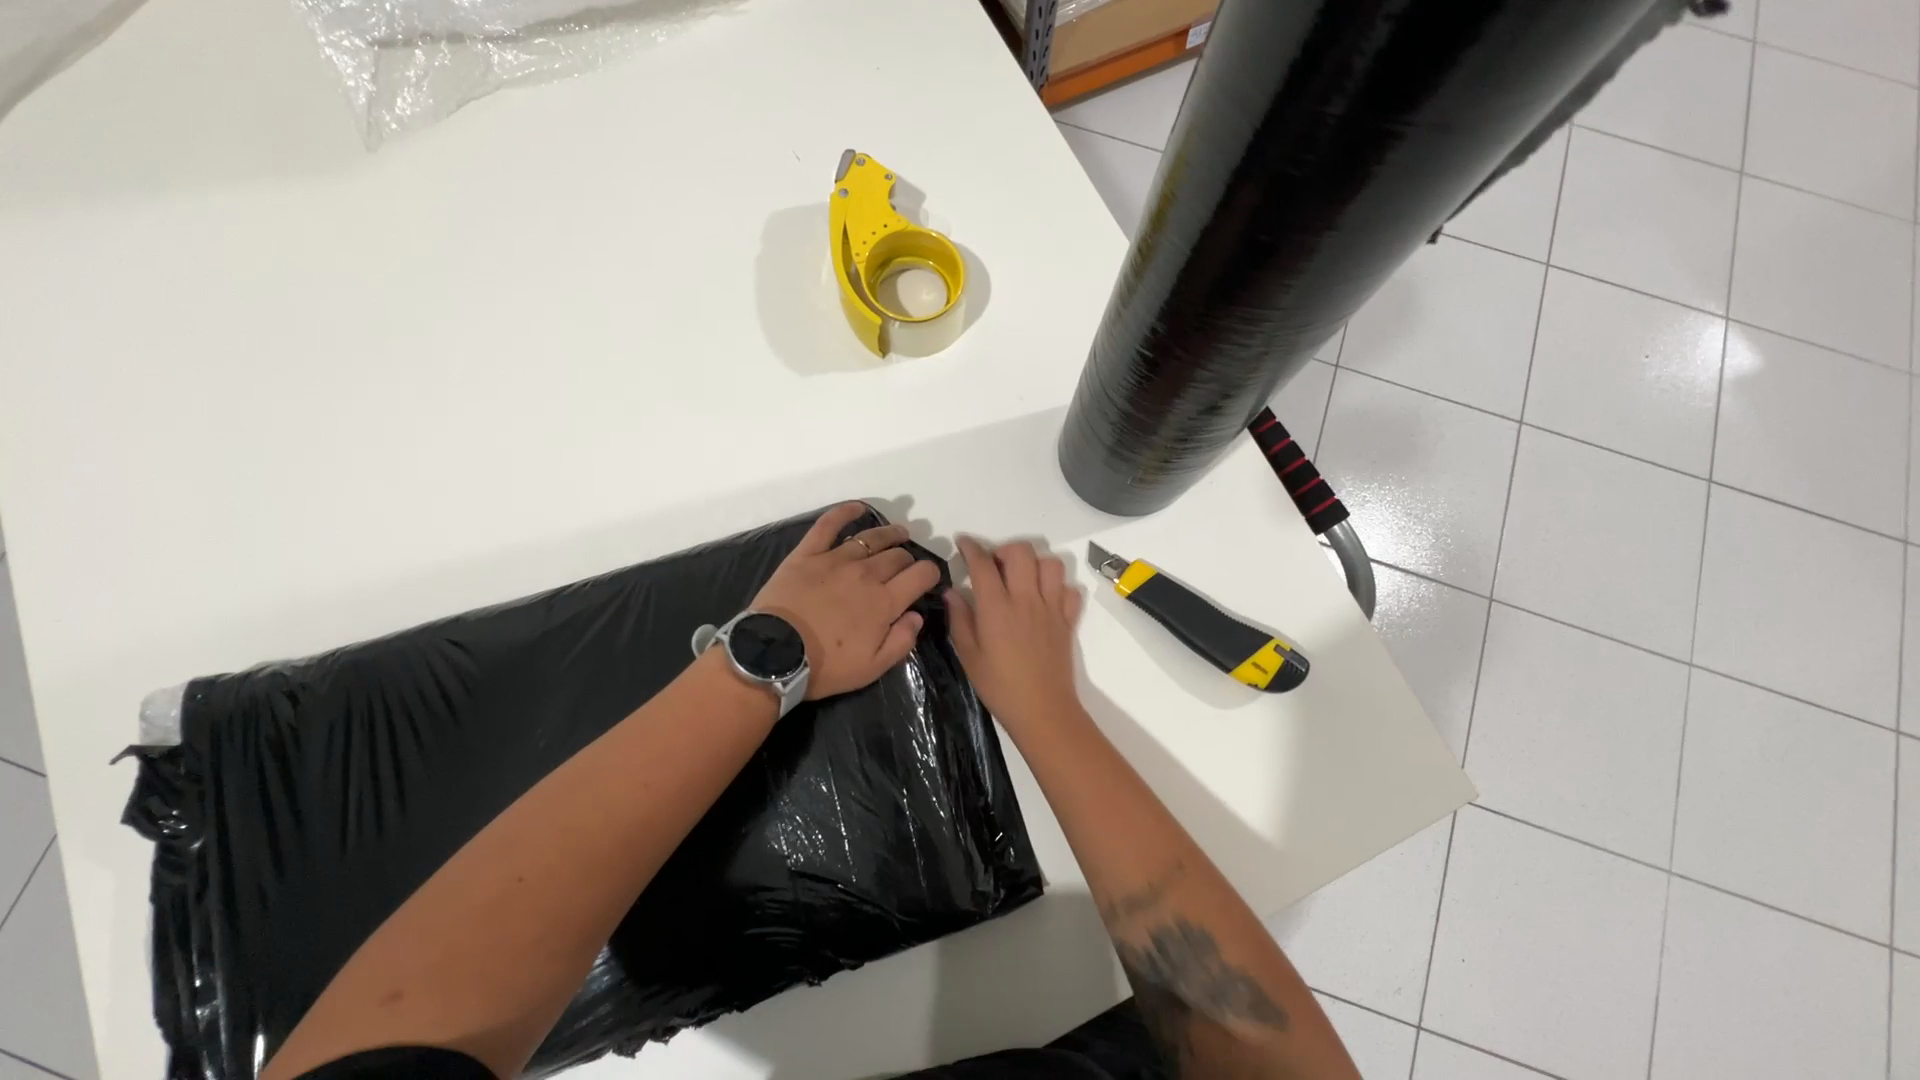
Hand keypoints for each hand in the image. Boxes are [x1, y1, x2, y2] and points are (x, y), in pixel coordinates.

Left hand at [751, 502, 943, 699]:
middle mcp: (866, 573)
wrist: (775, 655)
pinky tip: (857, 508)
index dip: (931, 573)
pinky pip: (828, 525)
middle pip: (898, 556)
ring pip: (871, 538)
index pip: (921, 575)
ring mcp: (836, 559)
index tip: (929, 578)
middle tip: (907, 566)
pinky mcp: (808, 554)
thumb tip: (917, 616)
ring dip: (890, 534)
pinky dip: (845, 512)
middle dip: (909, 559)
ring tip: (898, 533)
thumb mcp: (872, 668)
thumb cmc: (826, 666)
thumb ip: (901, 641)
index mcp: (885, 602)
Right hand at [945, 537, 1085, 734]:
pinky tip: (1044, 599)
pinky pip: (1070, 590)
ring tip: (1021, 578)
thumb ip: (960, 619)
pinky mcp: (1068, 621)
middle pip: (1021, 553)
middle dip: (1004, 549)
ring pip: (1050, 564)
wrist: (1043, 711)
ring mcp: (1052, 608)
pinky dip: (1058, 587)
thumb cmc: (999, 687)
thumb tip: (952, 592)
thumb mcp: (969, 656)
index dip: (971, 547)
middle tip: (994, 565)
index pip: (983, 564)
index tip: (963, 543)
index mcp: (997, 608)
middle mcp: (1026, 600)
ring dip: (1034, 564)